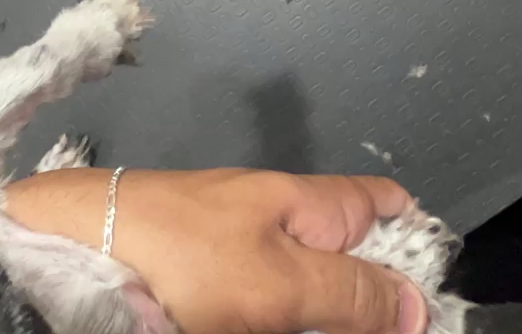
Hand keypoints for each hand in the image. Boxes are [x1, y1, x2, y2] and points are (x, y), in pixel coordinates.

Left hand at [6, 168, 428, 333]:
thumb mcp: (280, 282)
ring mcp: (249, 244)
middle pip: (355, 253)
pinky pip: (271, 295)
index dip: (416, 240)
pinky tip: (279, 317)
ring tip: (309, 321)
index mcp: (310, 201)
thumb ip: (351, 292)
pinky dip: (286, 311)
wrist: (90, 244)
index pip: (383, 201)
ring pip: (313, 283)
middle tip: (382, 327)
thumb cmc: (189, 258)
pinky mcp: (217, 273)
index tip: (431, 298)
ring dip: (329, 311)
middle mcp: (286, 215)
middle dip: (374, 299)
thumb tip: (418, 301)